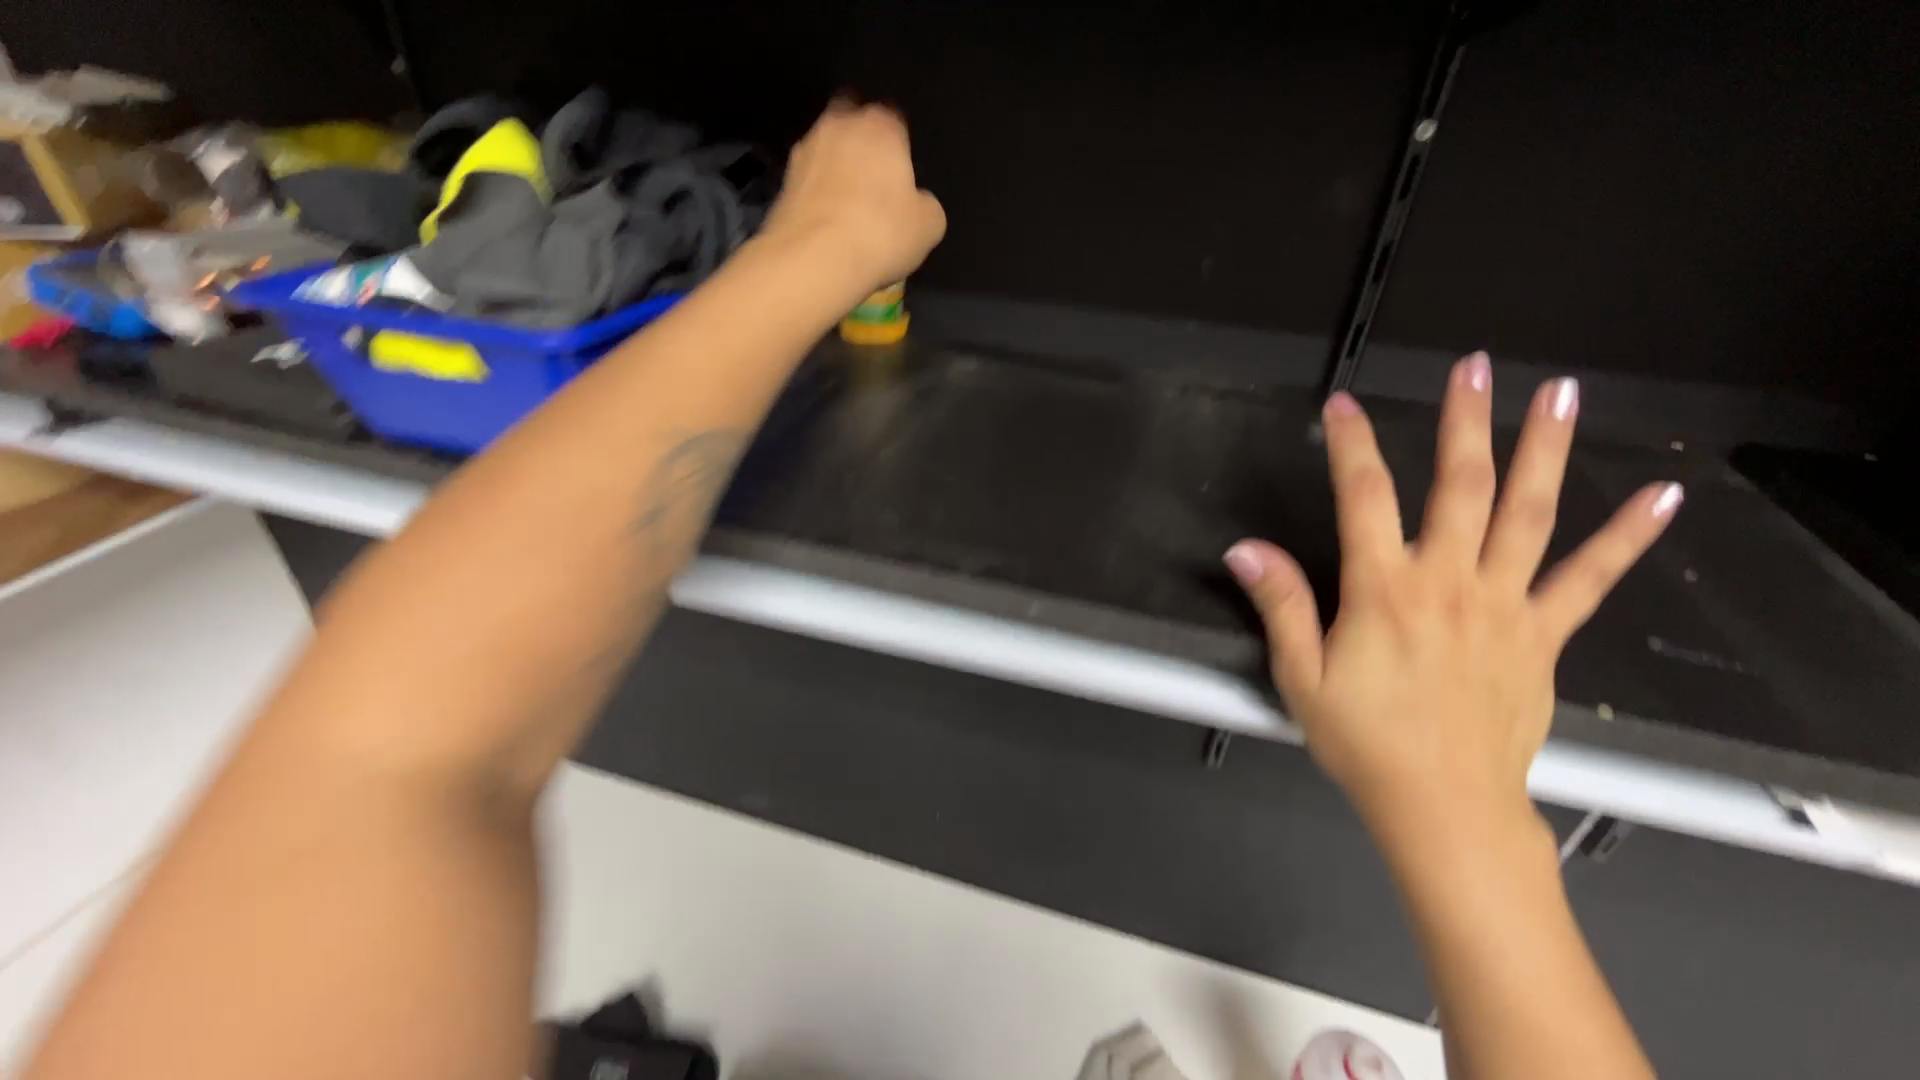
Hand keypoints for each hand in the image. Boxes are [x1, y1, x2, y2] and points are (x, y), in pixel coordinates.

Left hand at [761, 100, 946, 297]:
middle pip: (850, 110)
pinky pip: (806, 175)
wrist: (813, 259)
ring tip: (844, 196)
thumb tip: (915, 202)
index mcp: (880, 126)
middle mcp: (839, 125)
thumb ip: (925, 204)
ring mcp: (805, 149)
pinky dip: (815, 187)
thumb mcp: (928, 226)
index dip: (899, 138)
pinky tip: (825, 214)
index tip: (902, 163)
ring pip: (824, 142)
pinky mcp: (782, 180)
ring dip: (834, 160)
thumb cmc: (881, 233)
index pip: (894, 114)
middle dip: (859, 131)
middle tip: (871, 167)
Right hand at [1224, 354, 1682, 846]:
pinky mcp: (1543, 635)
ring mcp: (1505, 606)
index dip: (1350, 445)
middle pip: (1459, 487)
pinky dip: (1626, 537)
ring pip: (1529, 514)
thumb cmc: (1364, 741)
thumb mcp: (1302, 677)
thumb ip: (1281, 605)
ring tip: (1559, 393)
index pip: (1363, 498)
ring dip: (1544, 450)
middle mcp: (1449, 583)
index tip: (1341, 405)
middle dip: (1464, 422)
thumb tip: (1246, 548)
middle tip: (1475, 367)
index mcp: (1384, 591)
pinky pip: (1590, 580)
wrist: (1444, 805)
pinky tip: (1661, 496)